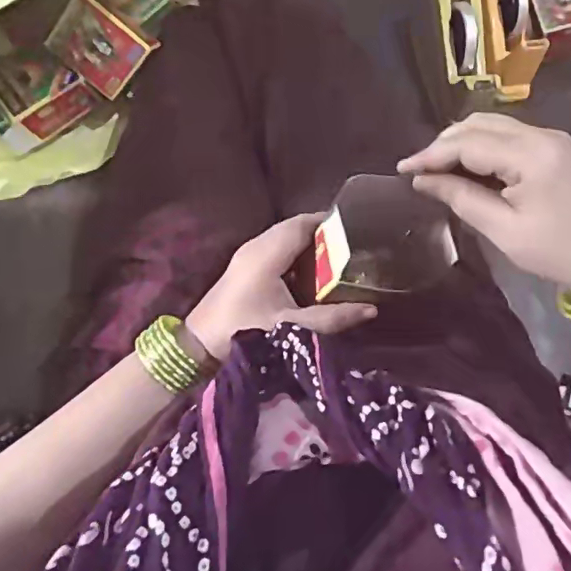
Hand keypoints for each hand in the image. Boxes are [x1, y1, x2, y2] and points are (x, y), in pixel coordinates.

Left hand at [185, 212, 378, 360]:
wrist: (199, 347)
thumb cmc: (244, 332)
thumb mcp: (292, 327)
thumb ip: (333, 318)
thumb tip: (371, 309)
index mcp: (267, 253)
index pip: (303, 223)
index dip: (330, 223)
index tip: (358, 231)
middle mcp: (256, 247)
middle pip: (295, 229)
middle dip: (324, 236)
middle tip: (354, 248)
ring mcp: (247, 257)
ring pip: (285, 240)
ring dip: (310, 247)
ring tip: (340, 260)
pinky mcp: (243, 269)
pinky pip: (276, 252)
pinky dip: (296, 257)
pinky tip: (313, 276)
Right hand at [398, 114, 570, 298]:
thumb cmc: (556, 251)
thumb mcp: (503, 230)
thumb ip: (461, 199)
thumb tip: (423, 181)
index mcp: (531, 155)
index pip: (469, 143)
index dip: (432, 154)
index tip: (403, 170)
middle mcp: (541, 135)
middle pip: (479, 124)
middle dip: (443, 144)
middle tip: (417, 170)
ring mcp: (549, 138)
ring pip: (491, 126)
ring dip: (460, 143)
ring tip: (435, 169)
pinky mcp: (552, 148)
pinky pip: (506, 137)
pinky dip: (479, 147)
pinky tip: (464, 167)